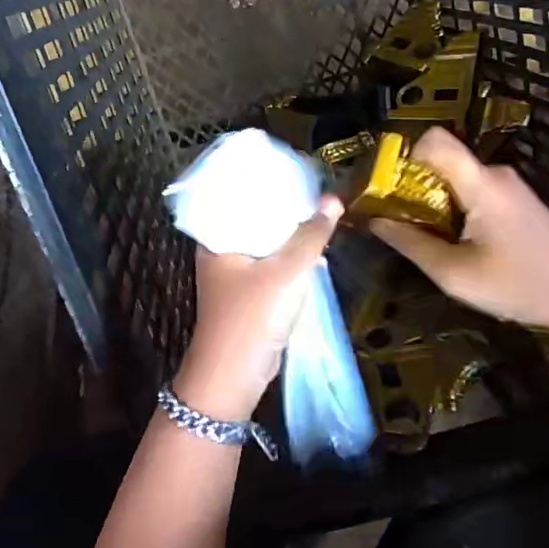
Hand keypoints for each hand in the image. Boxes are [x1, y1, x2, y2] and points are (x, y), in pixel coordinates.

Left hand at [172, 196, 342, 421]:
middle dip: (282, 209)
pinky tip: (310, 249)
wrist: (233, 377)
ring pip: (263, 243)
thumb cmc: (251, 317)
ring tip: (317, 213)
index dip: (263, 184)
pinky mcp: (247, 293)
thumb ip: (309, 236)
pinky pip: (269, 264)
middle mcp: (219, 250)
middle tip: (313, 189)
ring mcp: (232, 273)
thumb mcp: (285, 273)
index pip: (235, 196)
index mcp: (215, 238)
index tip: (292, 170)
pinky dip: (287, 256)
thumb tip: (333, 200)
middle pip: (252, 219)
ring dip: (288, 234)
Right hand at [368, 127, 548, 333]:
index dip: (403, 154)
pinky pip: (466, 191)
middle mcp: (492, 173)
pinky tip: (449, 241)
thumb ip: (410, 243)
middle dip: (408, 185)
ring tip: (416, 234)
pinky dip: (448, 208)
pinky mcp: (511, 200)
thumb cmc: (524, 284)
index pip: (433, 140)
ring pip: (450, 178)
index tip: (385, 187)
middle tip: (391, 218)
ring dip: (428, 200)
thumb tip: (373, 222)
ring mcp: (504, 186)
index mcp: (479, 182)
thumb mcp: (456, 274)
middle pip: (437, 160)